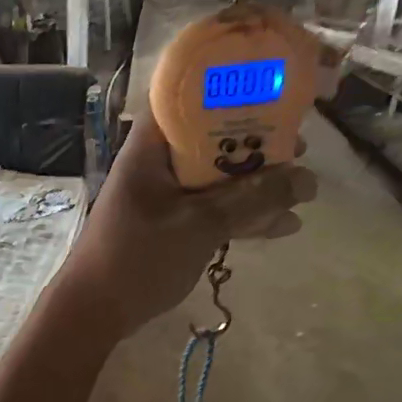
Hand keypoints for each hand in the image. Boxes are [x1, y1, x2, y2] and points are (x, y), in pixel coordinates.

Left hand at [52, 111, 316, 341]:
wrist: (95, 310)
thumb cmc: (139, 256)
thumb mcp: (199, 224)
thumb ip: (252, 200)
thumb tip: (307, 179)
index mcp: (151, 147)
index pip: (186, 99)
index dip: (228, 92)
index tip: (271, 93)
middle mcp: (156, 163)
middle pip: (209, 139)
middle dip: (253, 143)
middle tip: (298, 148)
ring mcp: (162, 194)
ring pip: (215, 176)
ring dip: (255, 182)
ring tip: (301, 186)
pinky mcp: (170, 223)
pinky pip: (211, 208)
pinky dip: (241, 214)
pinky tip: (283, 225)